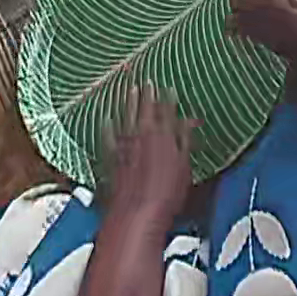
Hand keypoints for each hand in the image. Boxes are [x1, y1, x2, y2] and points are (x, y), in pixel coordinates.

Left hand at [102, 84, 193, 226]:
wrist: (136, 214)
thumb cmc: (166, 194)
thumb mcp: (184, 166)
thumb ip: (185, 140)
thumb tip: (190, 121)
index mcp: (164, 135)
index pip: (166, 111)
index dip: (168, 98)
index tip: (168, 86)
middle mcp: (143, 135)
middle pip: (146, 109)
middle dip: (148, 94)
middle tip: (148, 80)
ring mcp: (125, 145)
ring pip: (127, 117)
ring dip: (129, 102)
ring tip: (130, 89)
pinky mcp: (112, 157)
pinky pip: (108, 136)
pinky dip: (107, 126)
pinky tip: (106, 118)